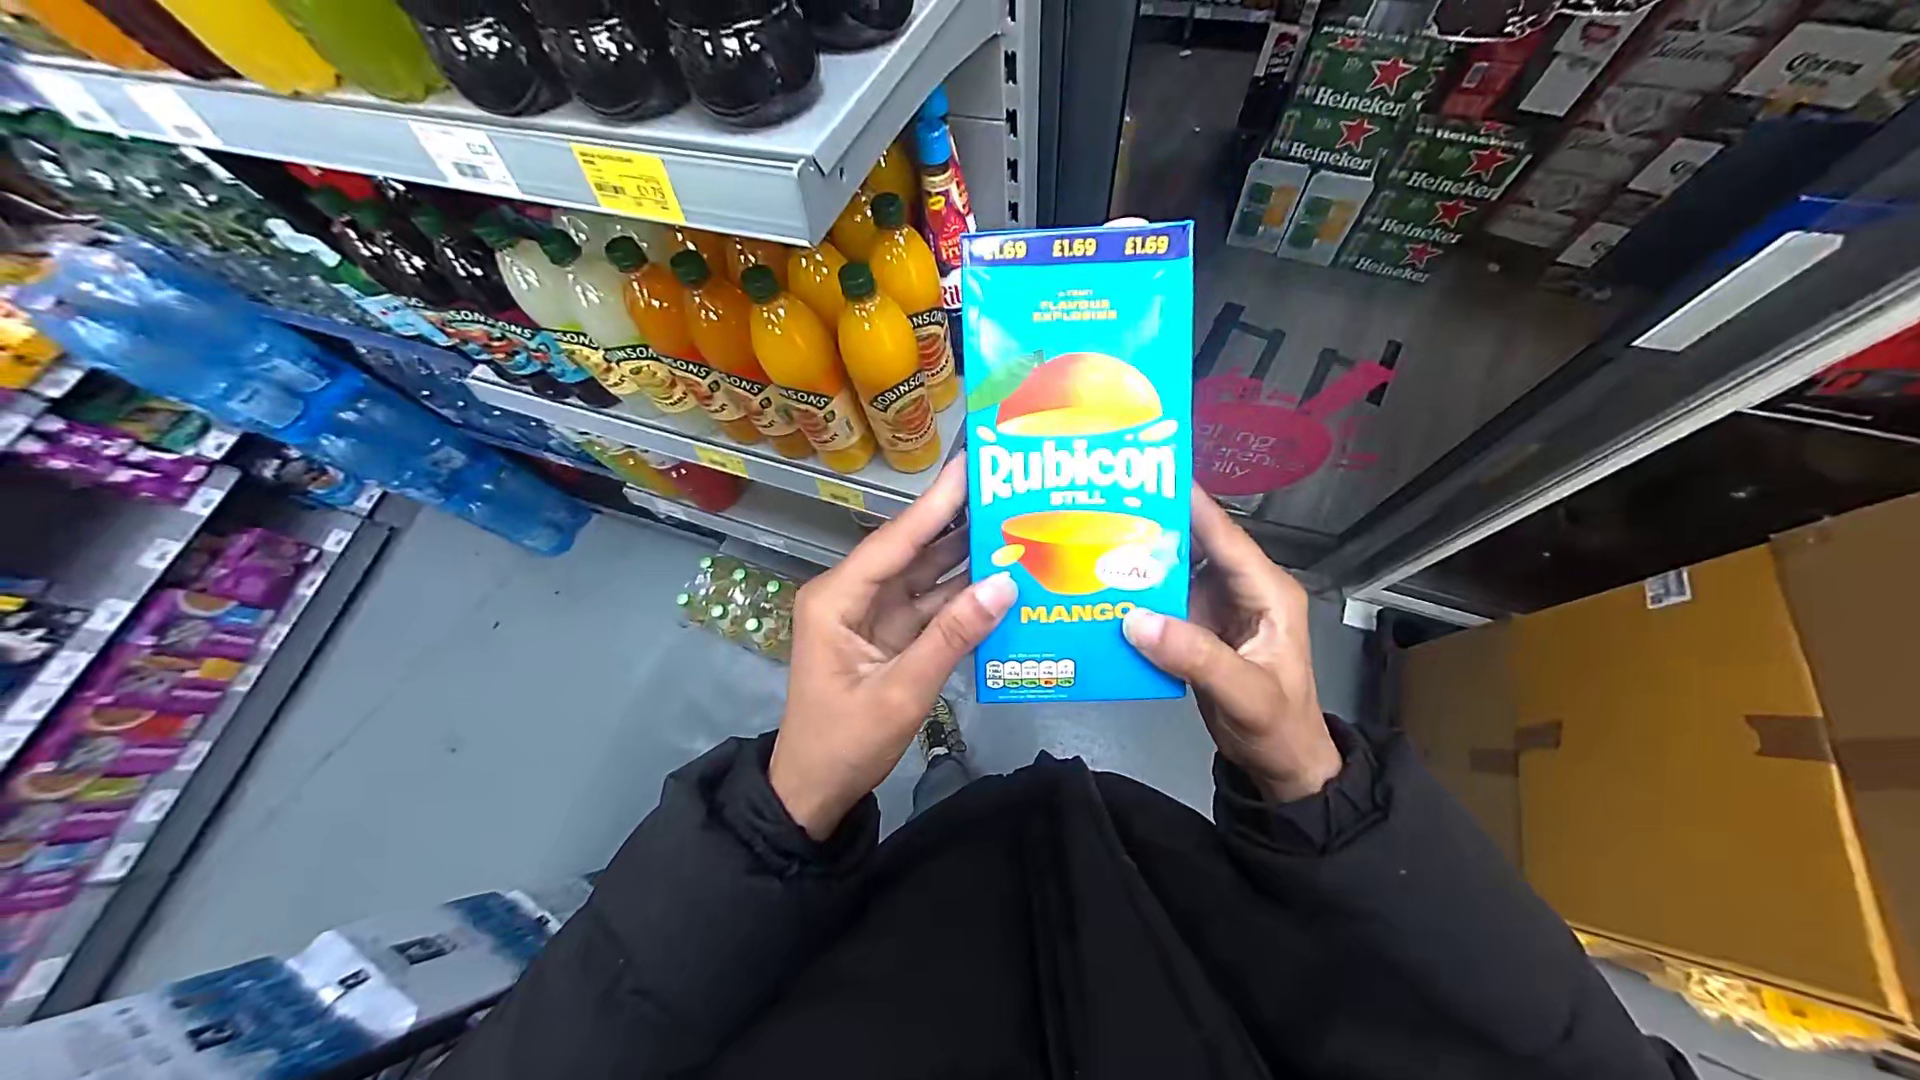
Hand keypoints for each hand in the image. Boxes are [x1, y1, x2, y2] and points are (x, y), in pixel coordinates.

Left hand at [769, 455, 1016, 838]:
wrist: (815, 791)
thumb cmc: (844, 743)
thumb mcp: (900, 693)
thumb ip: (952, 638)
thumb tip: (1005, 584)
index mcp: (837, 598)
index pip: (894, 540)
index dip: (935, 502)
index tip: (970, 465)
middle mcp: (853, 595)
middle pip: (911, 550)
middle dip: (956, 519)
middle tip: (1003, 486)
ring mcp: (872, 614)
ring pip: (924, 576)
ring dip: (964, 554)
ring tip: (1012, 521)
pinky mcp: (889, 634)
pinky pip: (930, 605)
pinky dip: (961, 595)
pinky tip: (998, 576)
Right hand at [1121, 492, 1340, 801]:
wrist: (1280, 766)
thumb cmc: (1278, 727)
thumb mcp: (1245, 693)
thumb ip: (1195, 656)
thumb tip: (1135, 618)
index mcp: (1266, 591)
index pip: (1225, 535)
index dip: (1190, 503)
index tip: (1149, 475)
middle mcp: (1239, 590)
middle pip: (1194, 547)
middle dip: (1152, 525)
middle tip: (1104, 505)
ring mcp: (1214, 610)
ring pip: (1173, 574)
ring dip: (1138, 561)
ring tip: (1093, 539)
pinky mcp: (1195, 630)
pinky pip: (1161, 603)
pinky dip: (1134, 597)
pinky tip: (1101, 592)